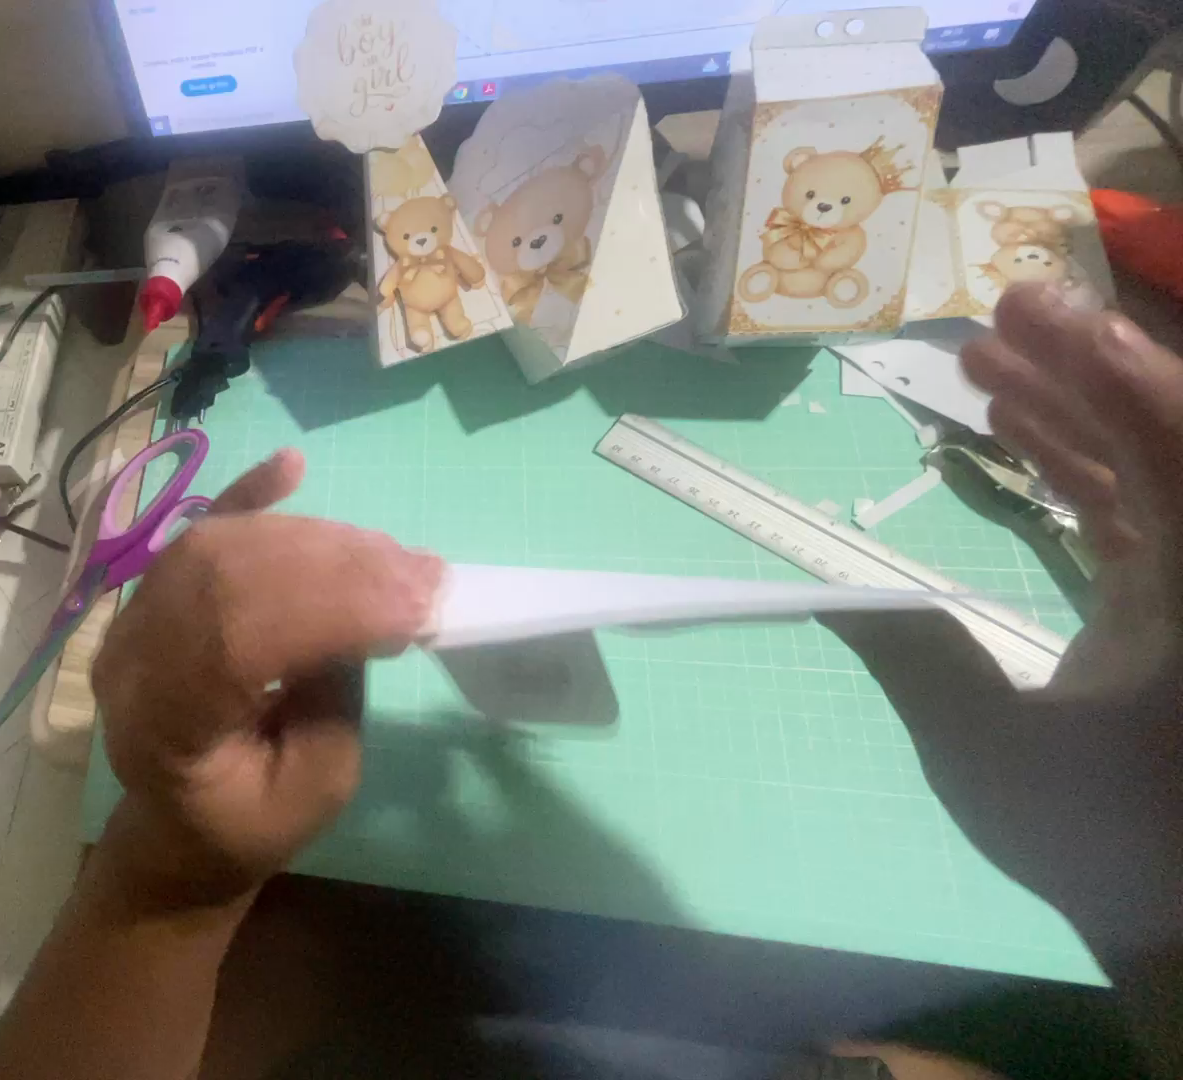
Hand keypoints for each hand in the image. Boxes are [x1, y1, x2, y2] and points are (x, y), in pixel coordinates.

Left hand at [91, 449, 444, 910]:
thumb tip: (364, 610)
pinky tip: (291, 465)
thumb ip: (332, 700)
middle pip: (228, 577)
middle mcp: (132, 654)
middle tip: (420, 573)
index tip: (419, 606)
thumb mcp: (311, 791)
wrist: (180, 824)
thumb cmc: (246, 822)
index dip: (332, 611)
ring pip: (222, 545)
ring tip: (390, 554)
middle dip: (335, 566)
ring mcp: (135, 615)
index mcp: (160, 725)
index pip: (238, 641)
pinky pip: (201, 532)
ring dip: (316, 539)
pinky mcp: (155, 592)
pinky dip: (249, 495)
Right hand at [820, 284, 1182, 950]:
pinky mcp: (1169, 605)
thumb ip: (911, 656)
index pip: (1178, 459)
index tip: (1039, 318)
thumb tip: (823, 588)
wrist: (1175, 911)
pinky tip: (1011, 430)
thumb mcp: (984, 749)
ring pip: (1148, 467)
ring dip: (1070, 408)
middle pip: (1171, 443)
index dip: (1117, 377)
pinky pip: (1128, 507)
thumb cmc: (1096, 836)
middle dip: (1091, 369)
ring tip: (986, 359)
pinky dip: (1069, 464)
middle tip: (1004, 311)